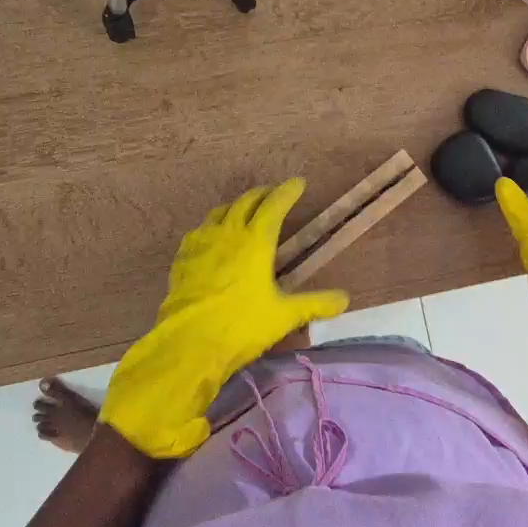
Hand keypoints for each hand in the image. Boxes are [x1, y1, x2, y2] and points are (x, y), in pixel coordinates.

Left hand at [99, 181, 348, 457]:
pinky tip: (211, 239)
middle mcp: (228, 233)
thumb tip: (344, 299)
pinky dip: (211, 228)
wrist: (189, 343)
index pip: (274, 206)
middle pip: (246, 202)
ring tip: (243, 211)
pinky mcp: (182, 259)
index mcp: (256, 241)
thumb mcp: (284, 316)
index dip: (287, 192)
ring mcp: (201, 244)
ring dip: (235, 207)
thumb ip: (315, 304)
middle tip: (272, 194)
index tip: (298, 183)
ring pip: (219, 213)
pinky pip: (198, 233)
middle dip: (262, 194)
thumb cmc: (241, 326)